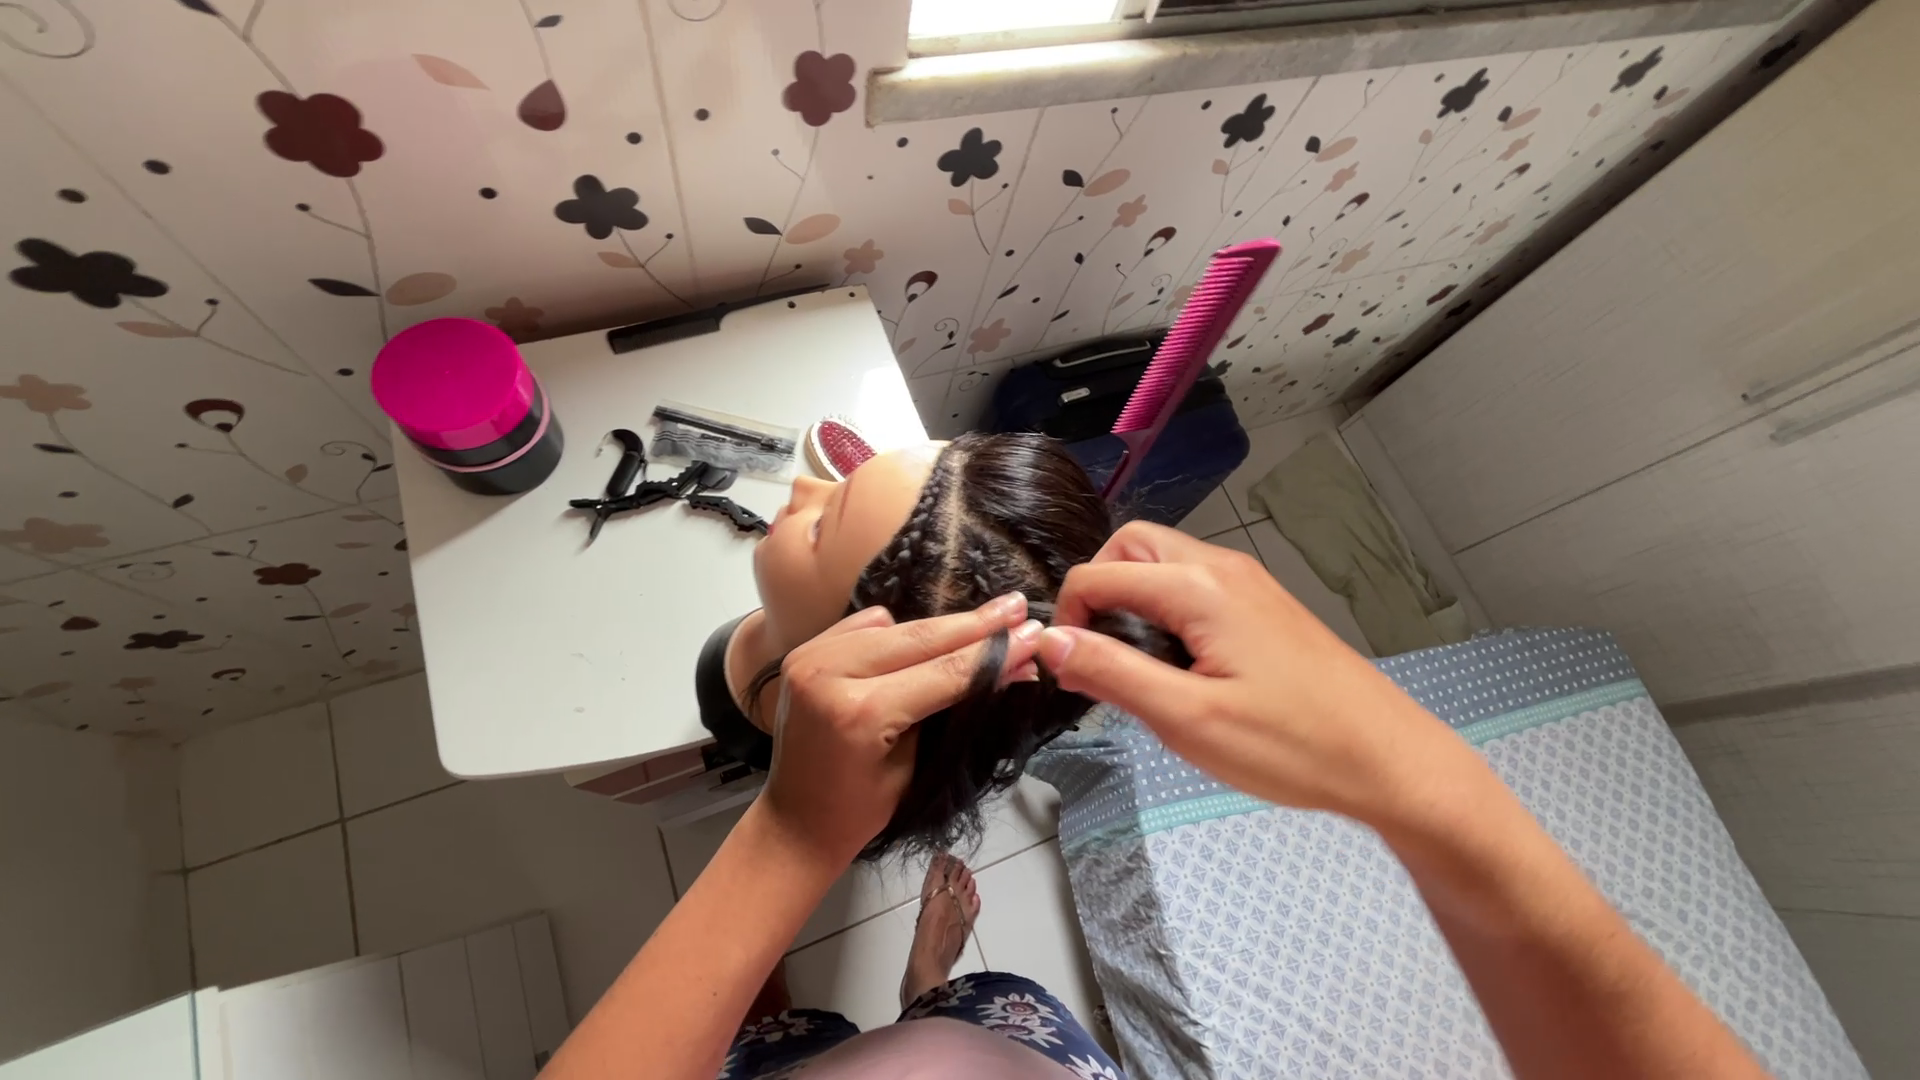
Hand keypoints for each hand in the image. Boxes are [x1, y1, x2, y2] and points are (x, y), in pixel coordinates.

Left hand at [760, 593, 1041, 864]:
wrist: (793, 824)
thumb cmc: (860, 813)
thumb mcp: (919, 765)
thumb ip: (960, 710)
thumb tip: (1016, 668)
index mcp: (860, 712)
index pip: (944, 672)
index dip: (994, 652)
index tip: (1034, 633)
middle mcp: (829, 672)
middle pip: (920, 637)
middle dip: (975, 623)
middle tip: (1017, 605)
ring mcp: (811, 656)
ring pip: (894, 626)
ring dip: (939, 626)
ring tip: (985, 620)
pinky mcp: (804, 651)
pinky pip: (863, 626)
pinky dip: (896, 630)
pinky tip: (923, 636)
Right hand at [1038, 521, 1466, 822]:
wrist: (1392, 761)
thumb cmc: (1293, 746)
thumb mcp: (1188, 719)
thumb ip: (1112, 673)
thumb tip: (1051, 642)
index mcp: (1199, 588)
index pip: (1099, 575)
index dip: (1068, 618)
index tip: (1067, 671)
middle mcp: (1223, 568)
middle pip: (1131, 546)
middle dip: (1097, 589)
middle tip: (1095, 652)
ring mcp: (1249, 582)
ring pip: (1164, 561)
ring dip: (1130, 597)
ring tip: (1133, 662)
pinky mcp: (1264, 604)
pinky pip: (1194, 583)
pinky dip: (1163, 606)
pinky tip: (1177, 663)